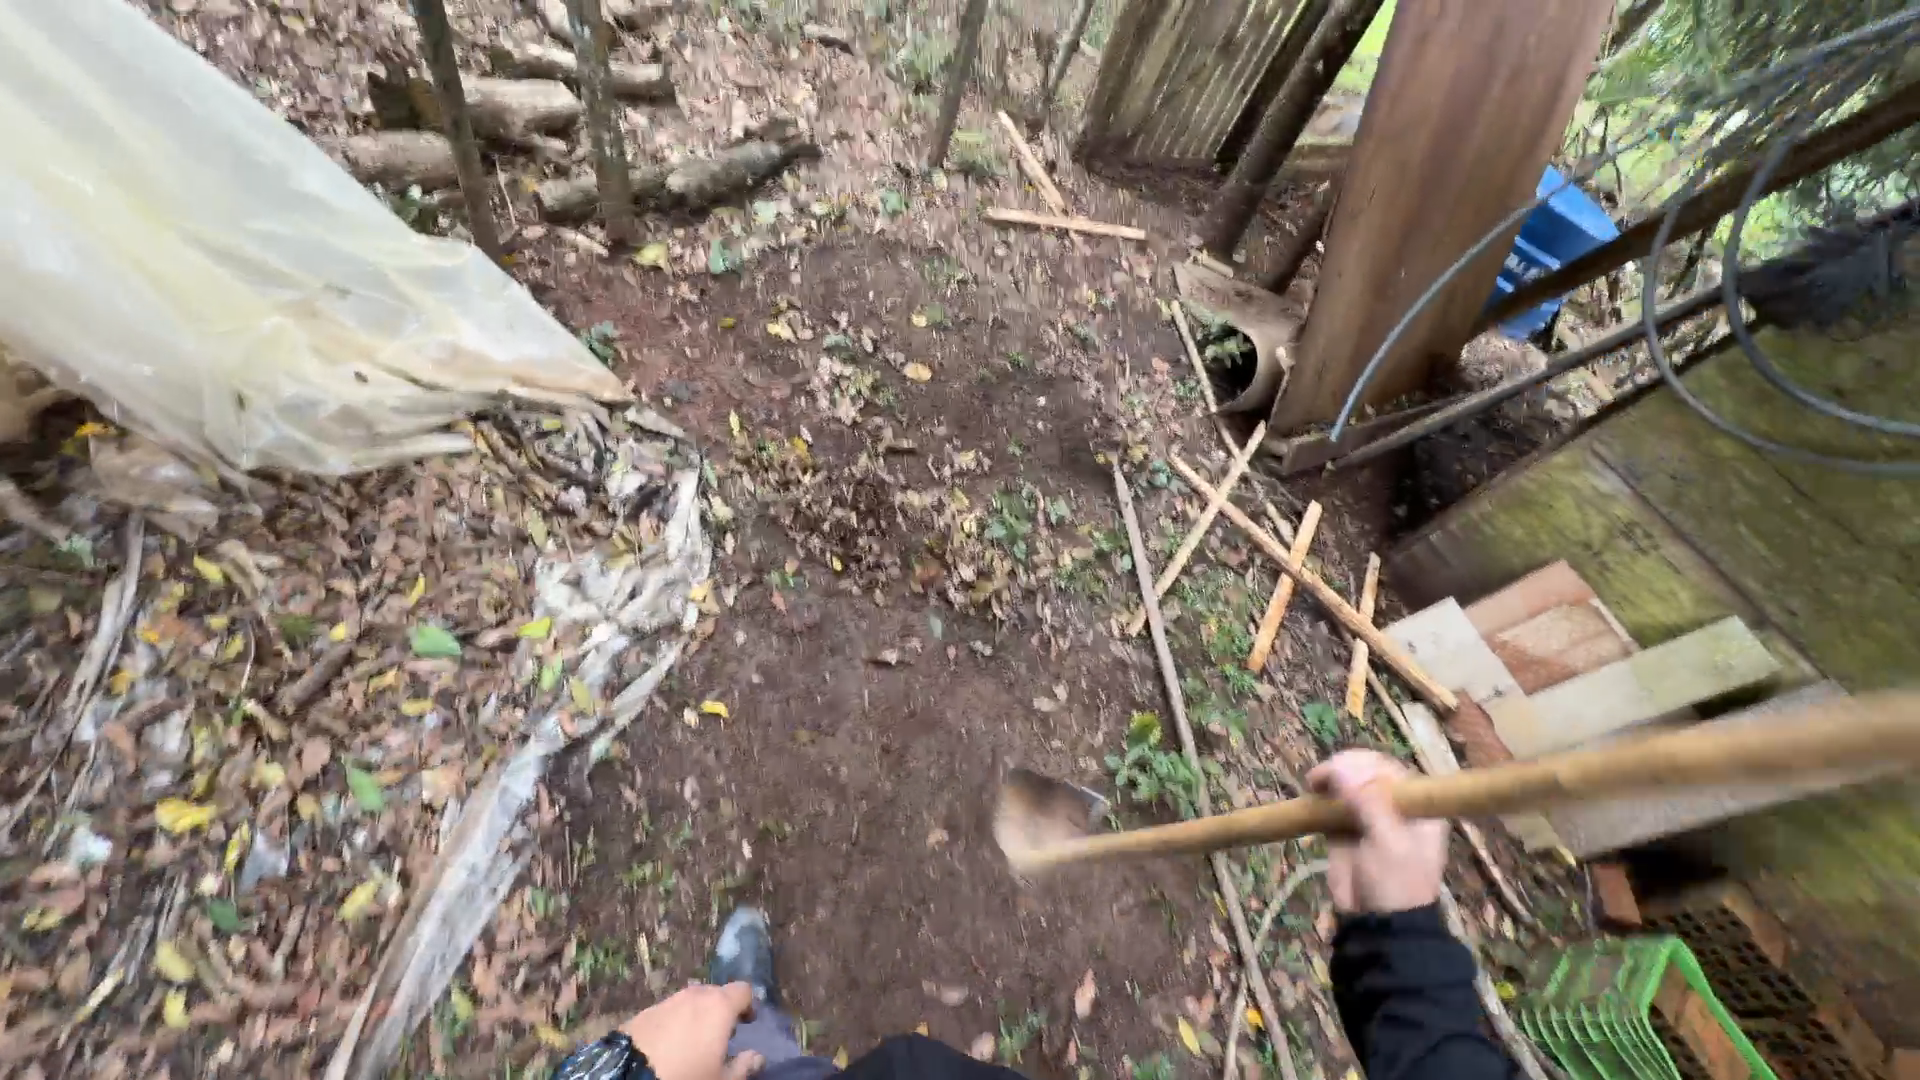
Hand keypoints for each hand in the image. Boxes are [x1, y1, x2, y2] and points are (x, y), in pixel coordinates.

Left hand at [620, 982, 763, 1079]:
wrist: (627, 1079)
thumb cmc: (685, 1077)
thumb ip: (743, 1067)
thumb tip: (758, 1057)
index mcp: (719, 1006)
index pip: (743, 990)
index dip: (747, 1005)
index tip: (746, 1023)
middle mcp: (696, 995)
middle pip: (716, 995)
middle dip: (720, 1011)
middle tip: (719, 1037)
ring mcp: (668, 1001)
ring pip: (690, 1003)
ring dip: (696, 1017)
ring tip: (691, 1044)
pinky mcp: (644, 1013)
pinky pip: (668, 1013)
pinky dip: (673, 1024)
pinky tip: (666, 1047)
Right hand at [1307, 749, 1447, 914]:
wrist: (1376, 922)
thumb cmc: (1394, 883)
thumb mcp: (1389, 843)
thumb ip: (1368, 802)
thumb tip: (1340, 766)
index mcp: (1417, 807)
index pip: (1390, 769)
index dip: (1364, 764)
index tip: (1340, 770)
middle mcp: (1394, 805)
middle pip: (1366, 770)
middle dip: (1343, 767)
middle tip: (1323, 777)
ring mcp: (1368, 814)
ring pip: (1346, 781)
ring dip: (1330, 777)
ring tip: (1315, 783)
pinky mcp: (1344, 825)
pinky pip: (1332, 799)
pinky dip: (1321, 792)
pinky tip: (1313, 792)